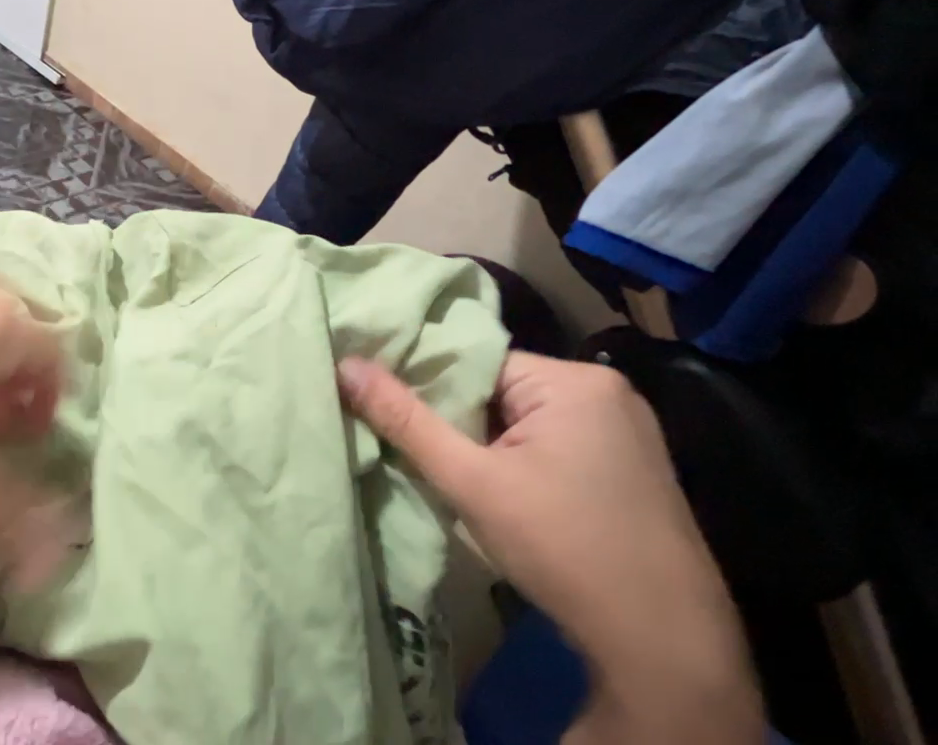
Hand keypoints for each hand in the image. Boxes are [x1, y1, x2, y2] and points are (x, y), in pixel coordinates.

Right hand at [337, 352, 761, 743]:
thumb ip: (404, 418)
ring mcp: (624, 431)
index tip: (386, 413)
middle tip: (411, 448)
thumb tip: (343, 363)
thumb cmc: (563, 547)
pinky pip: (548, 442)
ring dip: (481, 442)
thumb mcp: (470, 480)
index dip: (425, 388)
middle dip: (453, 418)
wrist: (663, 644)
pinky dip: (513, 459)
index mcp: (573, 381)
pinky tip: (494, 491)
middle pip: (495, 389)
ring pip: (517, 418)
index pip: (471, 362)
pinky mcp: (627, 467)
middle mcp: (606, 393)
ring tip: (449, 472)